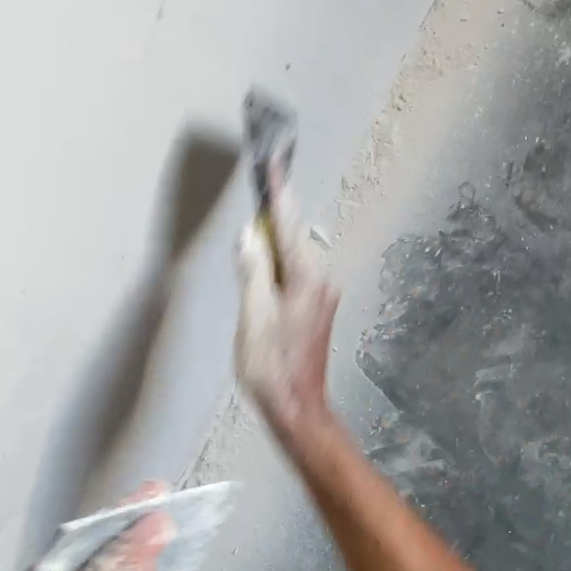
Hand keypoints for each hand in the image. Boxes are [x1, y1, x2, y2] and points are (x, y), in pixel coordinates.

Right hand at [233, 186, 341, 439]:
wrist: (297, 407)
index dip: (279, 193)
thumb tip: (251, 235)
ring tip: (250, 268)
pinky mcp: (317, 309)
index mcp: (307, 278)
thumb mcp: (254, 315)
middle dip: (270, 227)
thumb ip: (253, 270)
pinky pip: (294, 277)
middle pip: (292, 240)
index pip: (289, 225)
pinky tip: (261, 287)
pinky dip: (276, 272)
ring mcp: (322, 296)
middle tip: (248, 225)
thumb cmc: (272, 364)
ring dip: (271, 254)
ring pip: (292, 260)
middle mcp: (321, 281)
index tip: (275, 164)